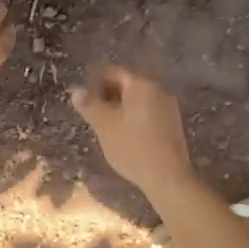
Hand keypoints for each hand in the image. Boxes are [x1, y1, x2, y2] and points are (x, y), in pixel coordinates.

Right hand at [69, 65, 194, 191]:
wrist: (167, 175)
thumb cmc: (132, 146)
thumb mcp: (104, 125)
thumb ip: (90, 105)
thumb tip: (76, 92)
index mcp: (141, 85)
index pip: (115, 72)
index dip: (96, 80)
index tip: (84, 94)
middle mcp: (158, 89)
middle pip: (128, 83)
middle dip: (108, 92)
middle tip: (92, 109)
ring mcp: (168, 106)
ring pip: (138, 97)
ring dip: (120, 104)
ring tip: (105, 121)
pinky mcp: (172, 122)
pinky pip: (148, 108)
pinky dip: (133, 113)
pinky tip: (123, 130)